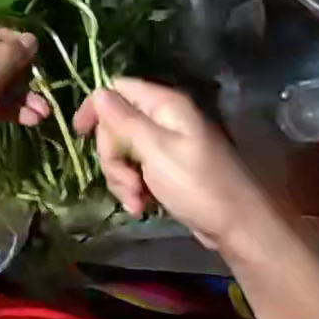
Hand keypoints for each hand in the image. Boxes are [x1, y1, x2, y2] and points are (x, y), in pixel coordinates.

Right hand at [73, 78, 278, 248]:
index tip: (80, 133)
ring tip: (136, 200)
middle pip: (115, 124)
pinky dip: (132, 186)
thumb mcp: (156, 151)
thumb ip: (125, 120)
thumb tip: (98, 92)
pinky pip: (134, 168)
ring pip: (121, 150)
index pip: (118, 89)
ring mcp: (164, 144)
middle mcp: (164, 119)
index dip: (96, 107)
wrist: (238, 229)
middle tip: (125, 181)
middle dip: (112, 155)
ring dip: (120, 176)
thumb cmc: (199, 186)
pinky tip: (141, 205)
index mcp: (165, 106)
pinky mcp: (164, 167)